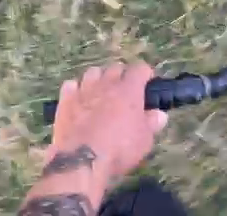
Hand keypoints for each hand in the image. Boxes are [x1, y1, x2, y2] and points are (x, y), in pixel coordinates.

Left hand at [46, 62, 168, 186]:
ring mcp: (84, 88)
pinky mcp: (66, 99)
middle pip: (116, 67)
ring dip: (98, 79)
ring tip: (100, 93)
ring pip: (93, 72)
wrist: (82, 160)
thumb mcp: (144, 141)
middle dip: (121, 76)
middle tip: (123, 93)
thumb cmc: (119, 149)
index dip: (144, 75)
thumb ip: (152, 124)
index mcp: (129, 89)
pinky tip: (78, 101)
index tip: (147, 84)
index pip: (140, 69)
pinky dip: (75, 90)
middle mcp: (107, 82)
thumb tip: (160, 114)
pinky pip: (71, 85)